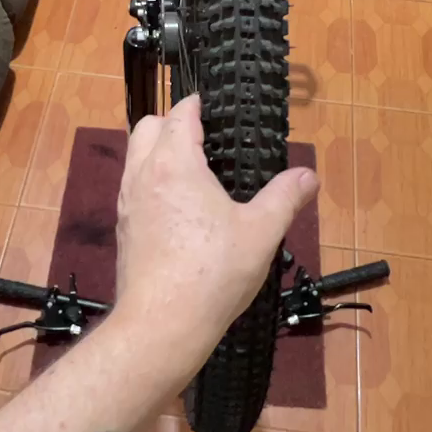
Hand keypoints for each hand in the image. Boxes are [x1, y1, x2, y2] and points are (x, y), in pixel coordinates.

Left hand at [108, 95, 318, 373]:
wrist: (161, 326)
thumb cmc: (212, 273)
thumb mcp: (261, 233)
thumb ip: (285, 198)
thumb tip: (308, 176)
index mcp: (174, 163)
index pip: (180, 114)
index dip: (199, 105)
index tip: (219, 108)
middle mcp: (143, 174)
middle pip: (147, 126)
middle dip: (172, 123)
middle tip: (207, 139)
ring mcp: (127, 202)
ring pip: (135, 156)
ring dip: (158, 151)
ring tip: (196, 172)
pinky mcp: (123, 228)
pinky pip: (134, 187)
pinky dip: (152, 180)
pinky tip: (179, 208)